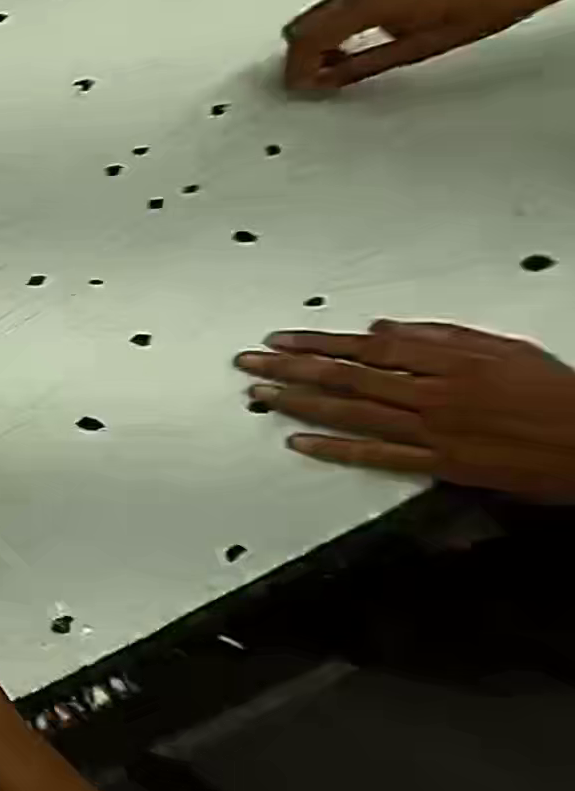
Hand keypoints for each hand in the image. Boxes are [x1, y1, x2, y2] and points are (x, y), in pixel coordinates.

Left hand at [236, 319, 574, 502]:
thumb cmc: (565, 394)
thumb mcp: (508, 352)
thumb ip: (440, 337)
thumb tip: (381, 326)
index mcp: (452, 365)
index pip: (366, 349)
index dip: (316, 343)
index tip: (278, 340)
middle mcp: (435, 396)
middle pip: (346, 378)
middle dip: (289, 369)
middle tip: (247, 363)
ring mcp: (436, 431)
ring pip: (351, 413)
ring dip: (298, 404)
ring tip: (258, 396)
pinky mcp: (443, 463)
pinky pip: (378, 456)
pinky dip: (335, 449)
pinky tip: (297, 442)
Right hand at [282, 0, 574, 90]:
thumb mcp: (417, 48)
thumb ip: (360, 67)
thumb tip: (324, 81)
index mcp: (368, 3)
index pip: (306, 42)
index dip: (297, 70)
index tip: (301, 87)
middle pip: (301, 27)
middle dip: (299, 56)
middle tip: (310, 78)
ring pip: (315, 16)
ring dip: (317, 41)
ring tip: (333, 63)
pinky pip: (338, 4)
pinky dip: (334, 27)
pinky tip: (351, 42)